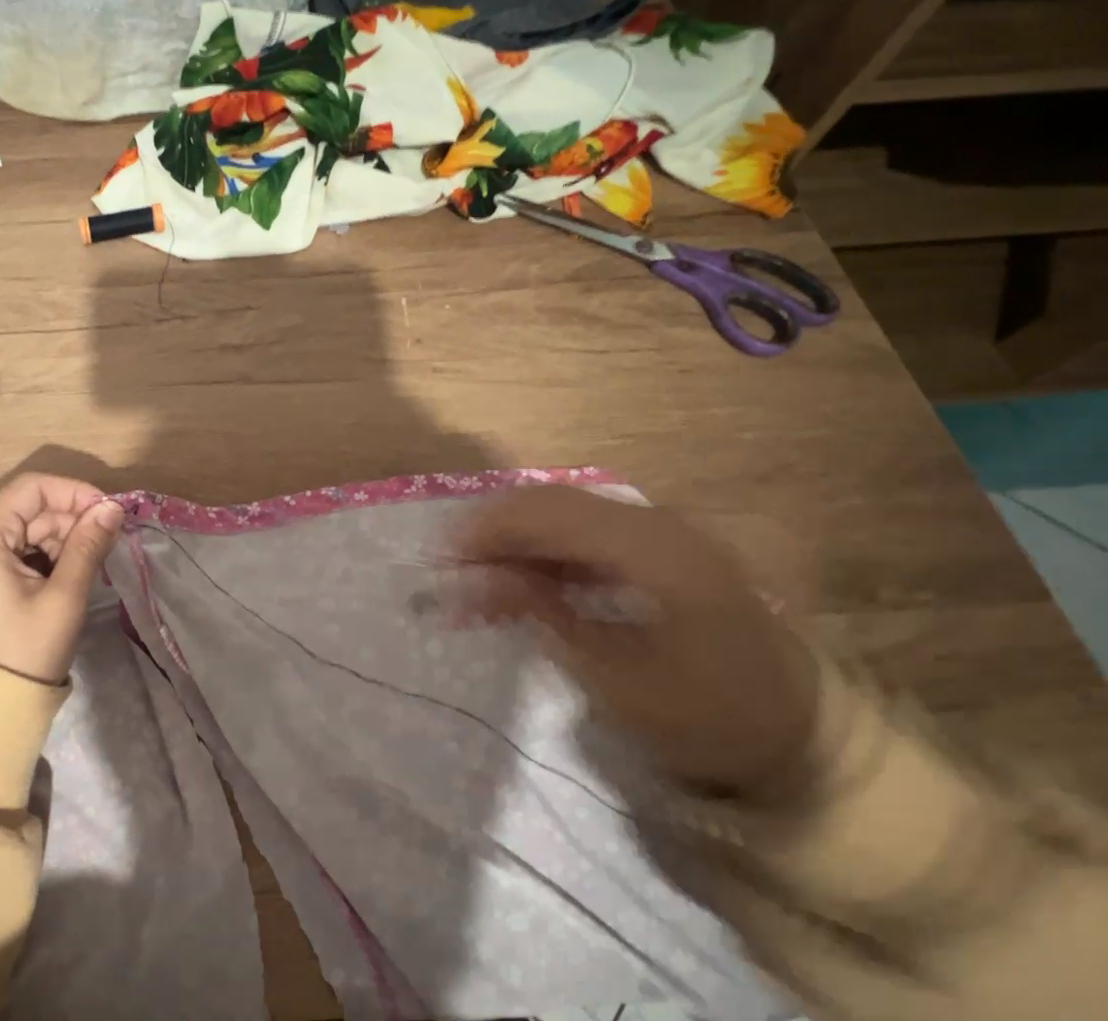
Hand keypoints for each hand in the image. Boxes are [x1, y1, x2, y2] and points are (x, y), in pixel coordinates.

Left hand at [0, 474, 126, 684]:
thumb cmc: (25, 650)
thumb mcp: (63, 596)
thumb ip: (88, 545)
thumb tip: (112, 508)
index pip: (31, 488)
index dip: (73, 492)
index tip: (108, 511)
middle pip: (27, 506)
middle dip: (69, 518)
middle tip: (106, 541)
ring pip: (23, 527)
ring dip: (59, 537)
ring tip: (91, 561)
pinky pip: (14, 548)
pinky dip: (43, 553)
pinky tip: (69, 572)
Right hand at [452, 485, 820, 798]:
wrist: (800, 737)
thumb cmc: (708, 718)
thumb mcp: (617, 679)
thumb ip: (544, 615)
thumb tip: (476, 578)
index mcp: (660, 553)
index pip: (552, 512)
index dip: (488, 528)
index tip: (440, 561)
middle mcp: (667, 526)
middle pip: (557, 503)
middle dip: (495, 531)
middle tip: (452, 573)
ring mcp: (672, 535)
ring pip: (571, 515)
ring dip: (519, 543)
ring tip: (479, 585)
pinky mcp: (670, 551)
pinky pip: (593, 536)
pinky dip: (550, 554)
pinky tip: (526, 586)